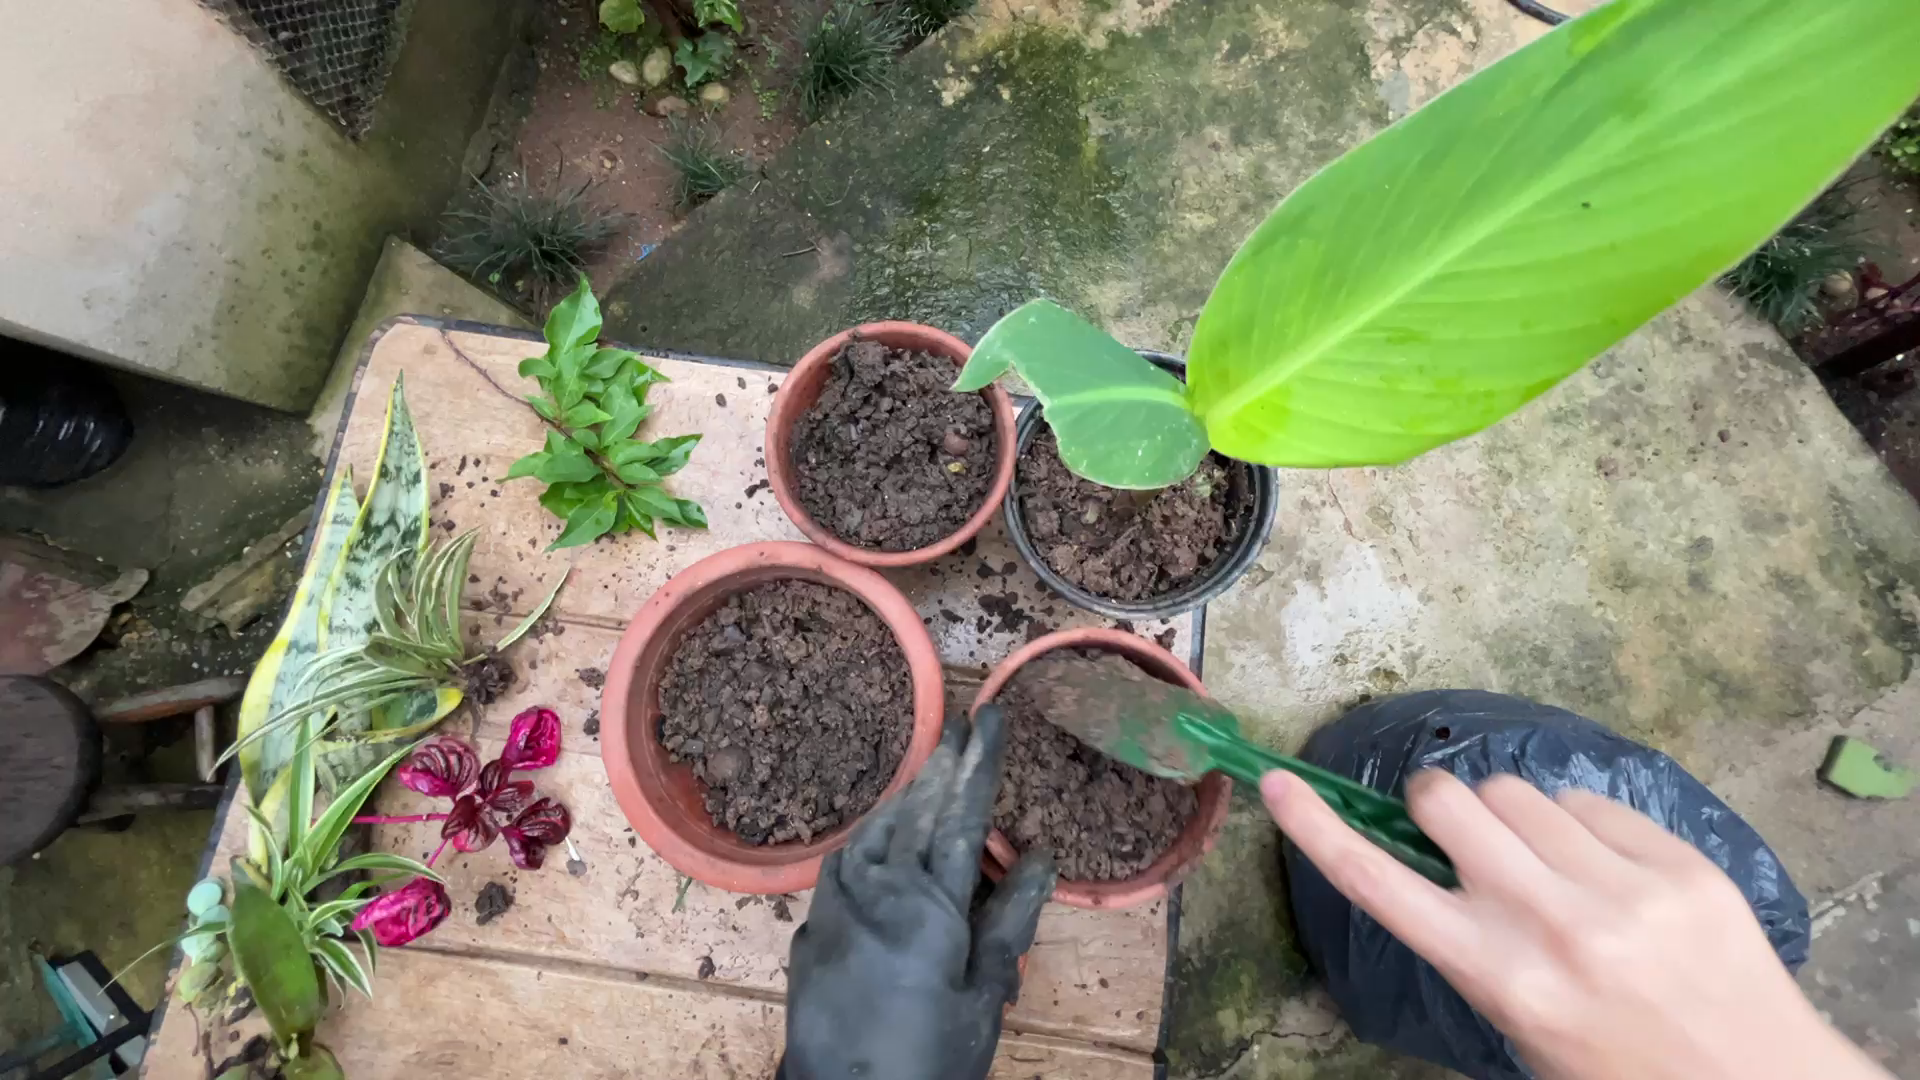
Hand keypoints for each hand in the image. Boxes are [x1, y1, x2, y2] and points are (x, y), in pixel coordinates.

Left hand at [781, 705, 1056, 1079]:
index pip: (963, 817)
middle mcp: (884, 886)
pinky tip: (885, 820)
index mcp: (933, 905)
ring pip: (883, 824)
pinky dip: (874, 827)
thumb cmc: (929, 1055)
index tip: (991, 720)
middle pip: (921, 809)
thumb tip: (1044, 858)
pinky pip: (850, 853)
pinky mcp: (818, 915)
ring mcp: (843, 897)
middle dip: (946, 762)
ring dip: (912, 789)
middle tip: (962, 724)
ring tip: (935, 760)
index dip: (981, 765)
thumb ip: (1010, 920)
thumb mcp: (983, 996)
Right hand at [1263, 769, 1890, 1079]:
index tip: (1276, 782)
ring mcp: (1621, 893)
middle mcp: (1548, 925)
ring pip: (1511, 789)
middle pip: (1443, 799)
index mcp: (1492, 971)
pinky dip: (1578, 822)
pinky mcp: (1682, 869)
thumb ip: (1457, 925)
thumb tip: (1419, 837)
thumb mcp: (1508, 1006)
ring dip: (1512, 814)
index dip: (1314, 827)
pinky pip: (1584, 799)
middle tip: (1461, 832)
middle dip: (1438, 803)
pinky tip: (1610, 868)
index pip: (1374, 882)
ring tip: (1551, 862)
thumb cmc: (1605, 1054)